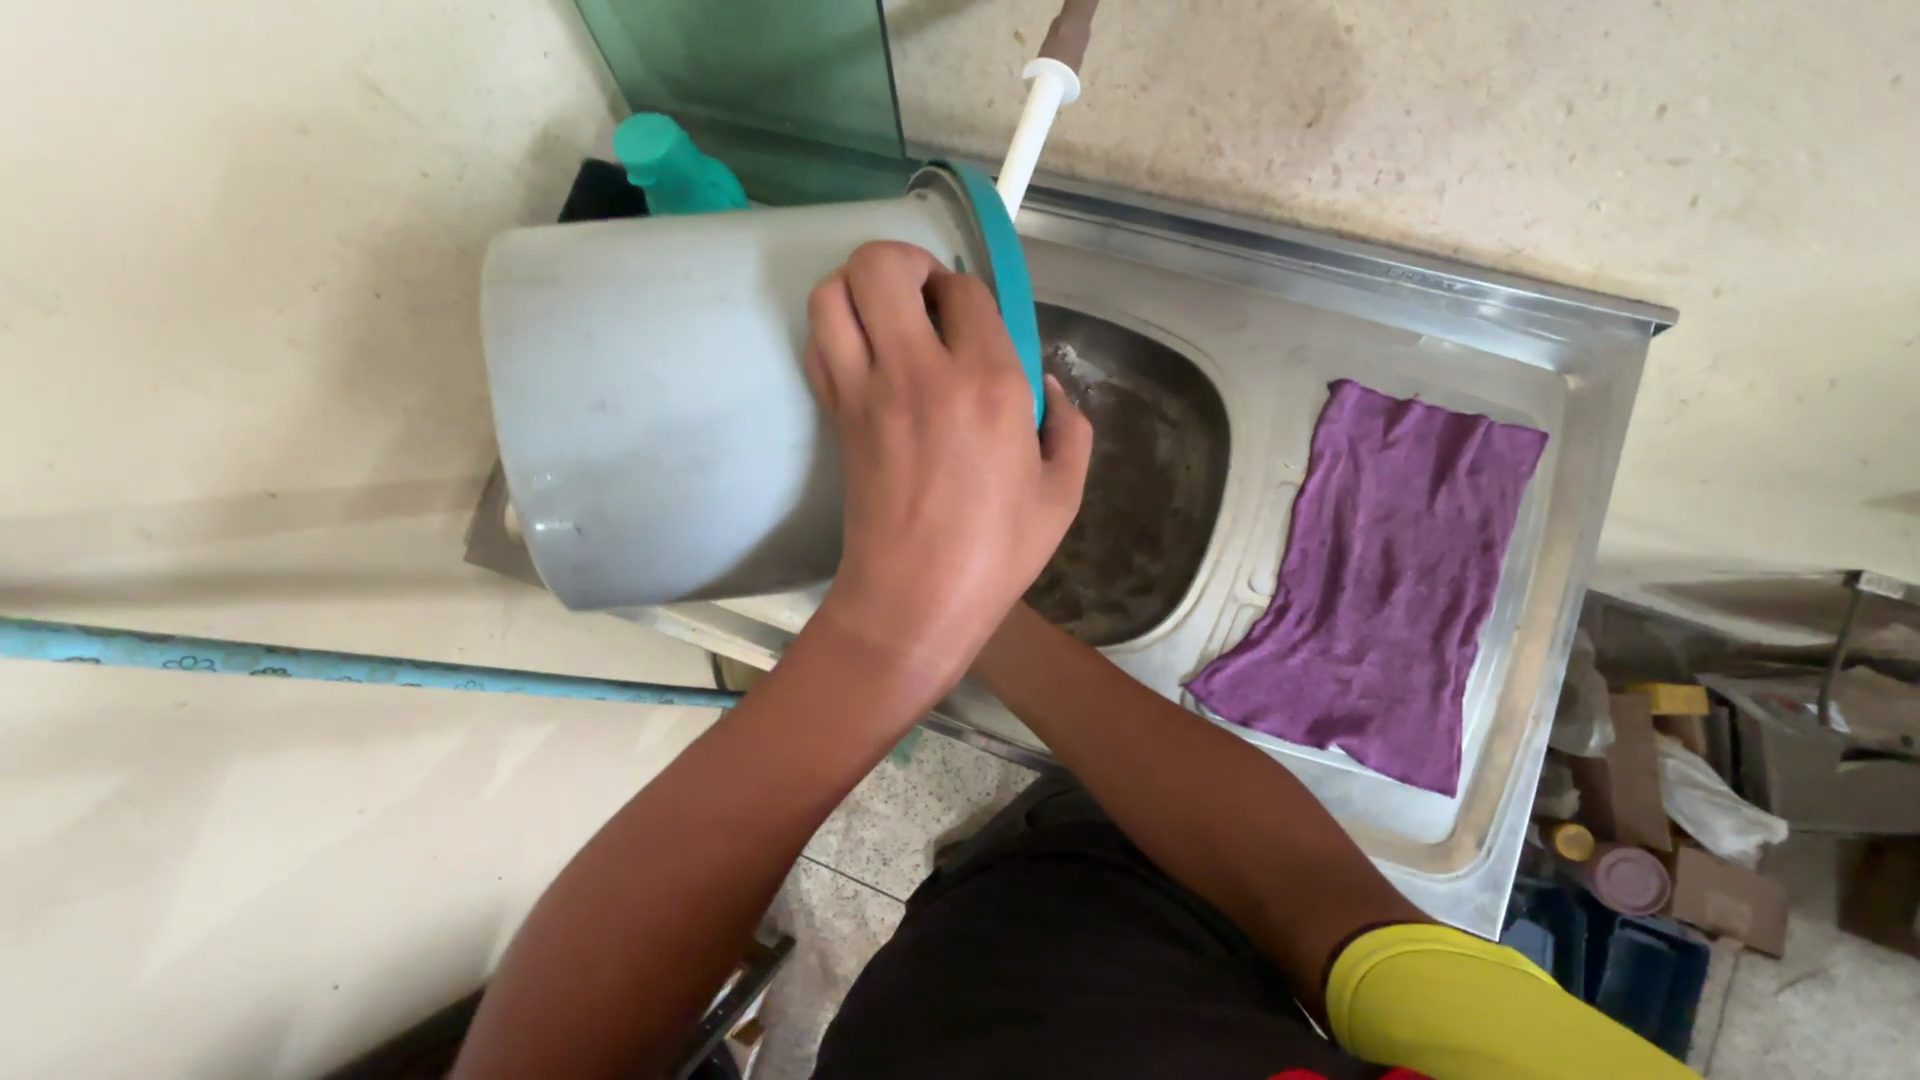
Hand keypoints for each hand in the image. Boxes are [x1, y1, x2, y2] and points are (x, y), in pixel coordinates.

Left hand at [803, 240, 1092, 697]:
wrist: (915, 599)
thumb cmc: (996, 552)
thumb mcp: (1064, 493)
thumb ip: (1070, 426)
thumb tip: (1049, 387)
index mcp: (989, 384)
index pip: (965, 292)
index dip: (967, 293)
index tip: (972, 321)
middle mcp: (920, 372)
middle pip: (881, 265)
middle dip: (904, 261)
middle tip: (925, 295)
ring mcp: (866, 392)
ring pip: (834, 294)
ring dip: (858, 286)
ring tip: (888, 315)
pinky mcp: (837, 416)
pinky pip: (818, 344)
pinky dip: (836, 331)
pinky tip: (867, 355)